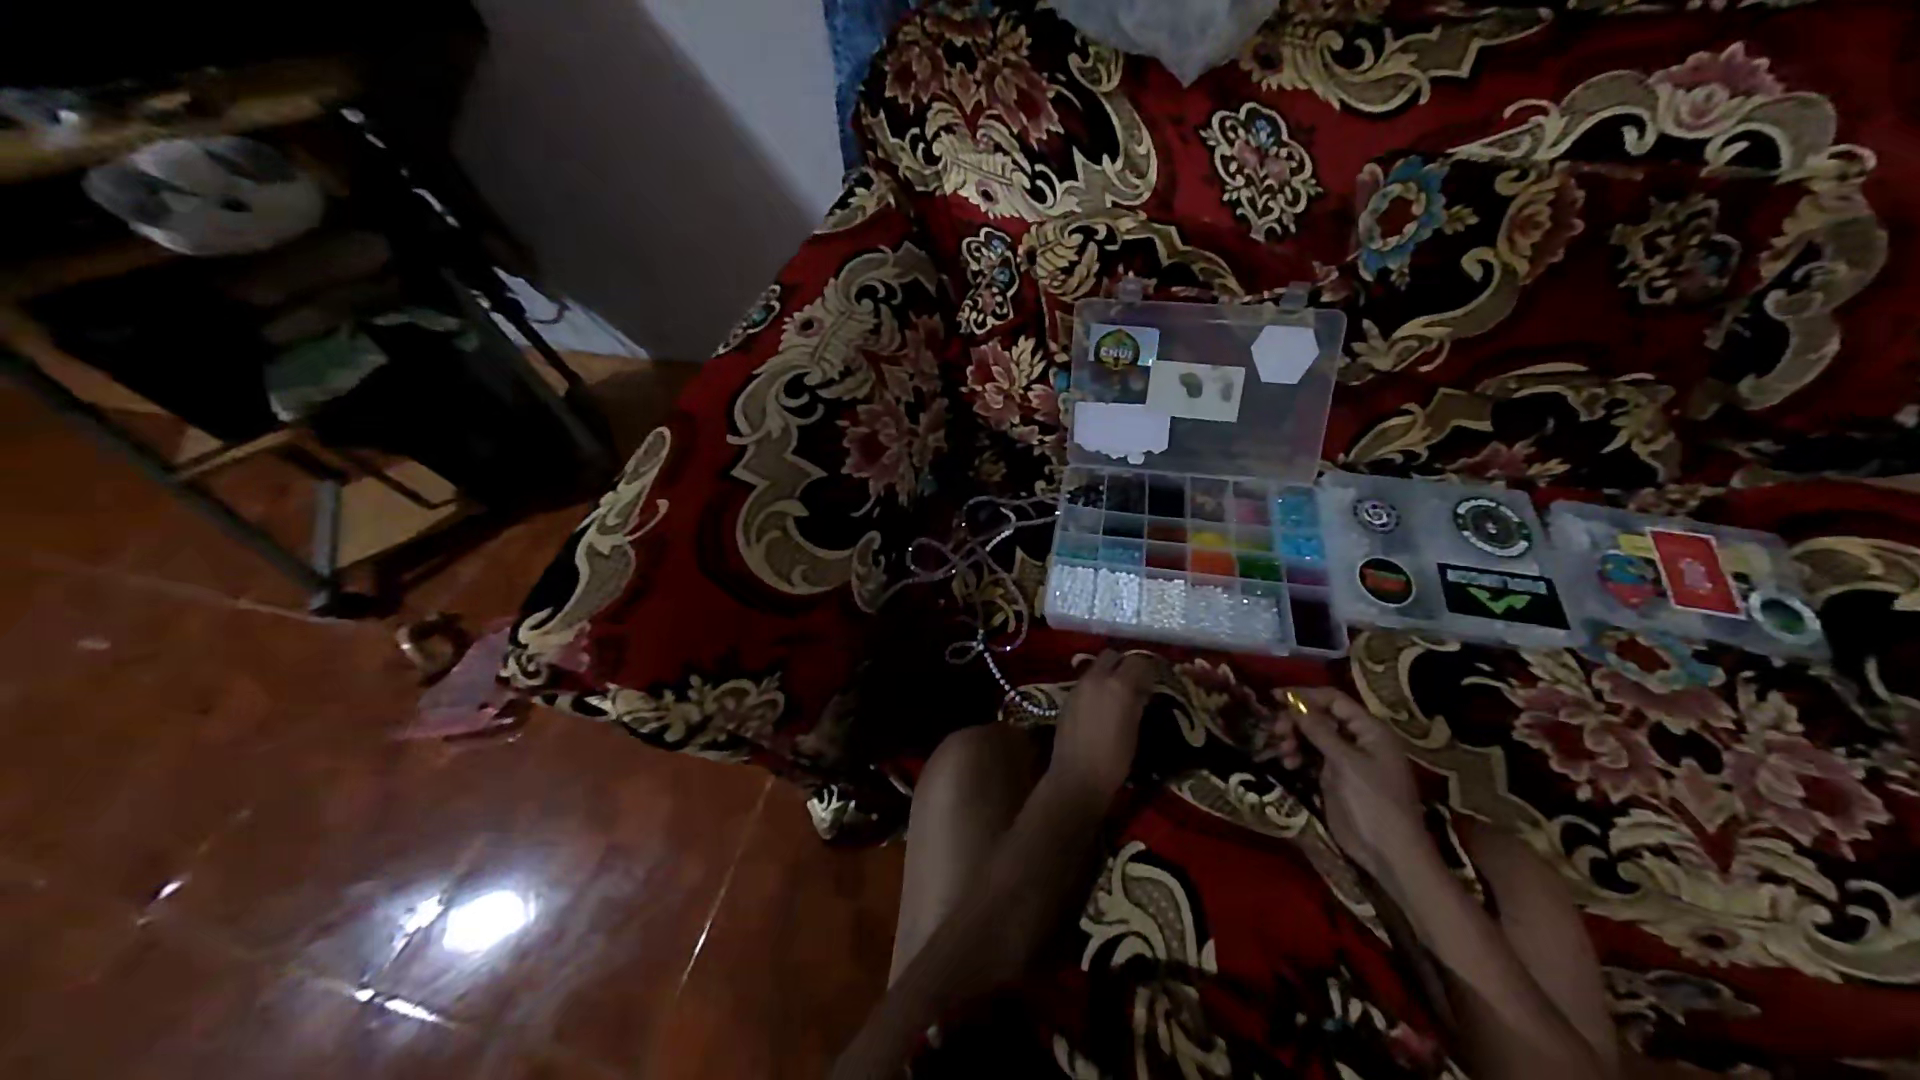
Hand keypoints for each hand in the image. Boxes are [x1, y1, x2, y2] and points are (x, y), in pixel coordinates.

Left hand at [1049, 650, 1157, 804]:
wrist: (1076, 776)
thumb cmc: (1114, 759)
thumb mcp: (1134, 729)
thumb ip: (1138, 702)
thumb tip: (1142, 689)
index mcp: (1118, 685)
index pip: (1138, 661)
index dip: (1149, 667)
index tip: (1156, 677)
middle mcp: (1096, 678)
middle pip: (1112, 655)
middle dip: (1125, 663)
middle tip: (1135, 679)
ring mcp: (1078, 686)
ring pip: (1096, 666)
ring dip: (1108, 672)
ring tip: (1118, 692)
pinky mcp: (1067, 697)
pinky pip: (1085, 681)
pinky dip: (1096, 684)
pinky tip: (1101, 703)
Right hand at [1266, 686, 1428, 878]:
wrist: (1389, 852)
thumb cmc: (1373, 801)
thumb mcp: (1345, 762)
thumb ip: (1319, 730)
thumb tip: (1294, 703)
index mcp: (1369, 730)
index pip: (1334, 700)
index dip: (1305, 696)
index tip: (1275, 697)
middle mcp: (1358, 740)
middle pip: (1320, 717)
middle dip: (1296, 721)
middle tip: (1276, 731)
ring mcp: (1346, 760)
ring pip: (1313, 737)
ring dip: (1294, 739)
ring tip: (1283, 752)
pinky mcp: (1335, 778)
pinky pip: (1311, 757)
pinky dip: (1297, 756)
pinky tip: (1288, 764)